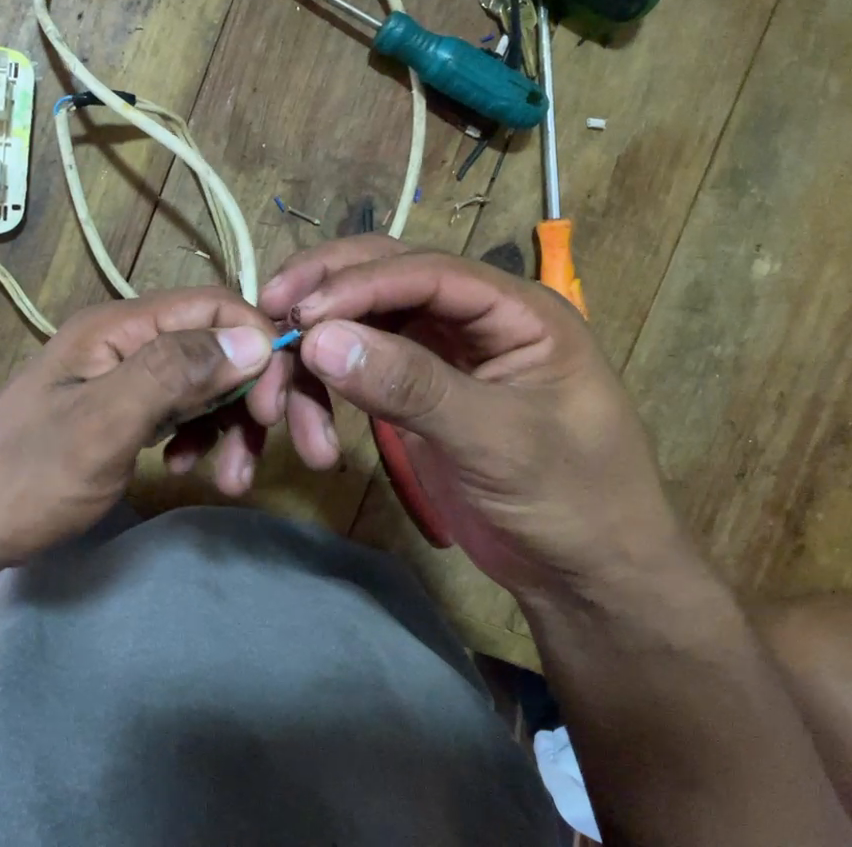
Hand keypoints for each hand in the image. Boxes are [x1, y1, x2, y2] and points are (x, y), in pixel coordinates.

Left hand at [0, 287, 277, 568]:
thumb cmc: (25, 478)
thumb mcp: (102, 426)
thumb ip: (172, 374)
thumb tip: (252, 336)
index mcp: (115, 328)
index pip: (212, 306)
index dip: (256, 346)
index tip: (276, 409)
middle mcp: (120, 341)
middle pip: (213, 345)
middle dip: (250, 393)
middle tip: (268, 451)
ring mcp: (117, 376)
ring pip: (200, 382)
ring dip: (228, 424)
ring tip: (232, 479)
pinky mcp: (116, 411)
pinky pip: (176, 411)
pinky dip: (196, 437)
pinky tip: (188, 468)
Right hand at [252, 236, 685, 599]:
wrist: (584, 579)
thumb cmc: (572, 503)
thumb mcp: (498, 442)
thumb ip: (411, 387)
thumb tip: (318, 339)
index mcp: (517, 310)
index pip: (426, 271)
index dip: (358, 284)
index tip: (298, 312)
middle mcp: (473, 318)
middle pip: (384, 276)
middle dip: (323, 293)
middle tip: (267, 309)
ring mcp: (440, 354)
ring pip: (359, 323)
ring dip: (314, 355)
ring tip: (277, 401)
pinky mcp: (412, 391)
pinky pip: (354, 369)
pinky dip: (321, 391)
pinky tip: (307, 430)